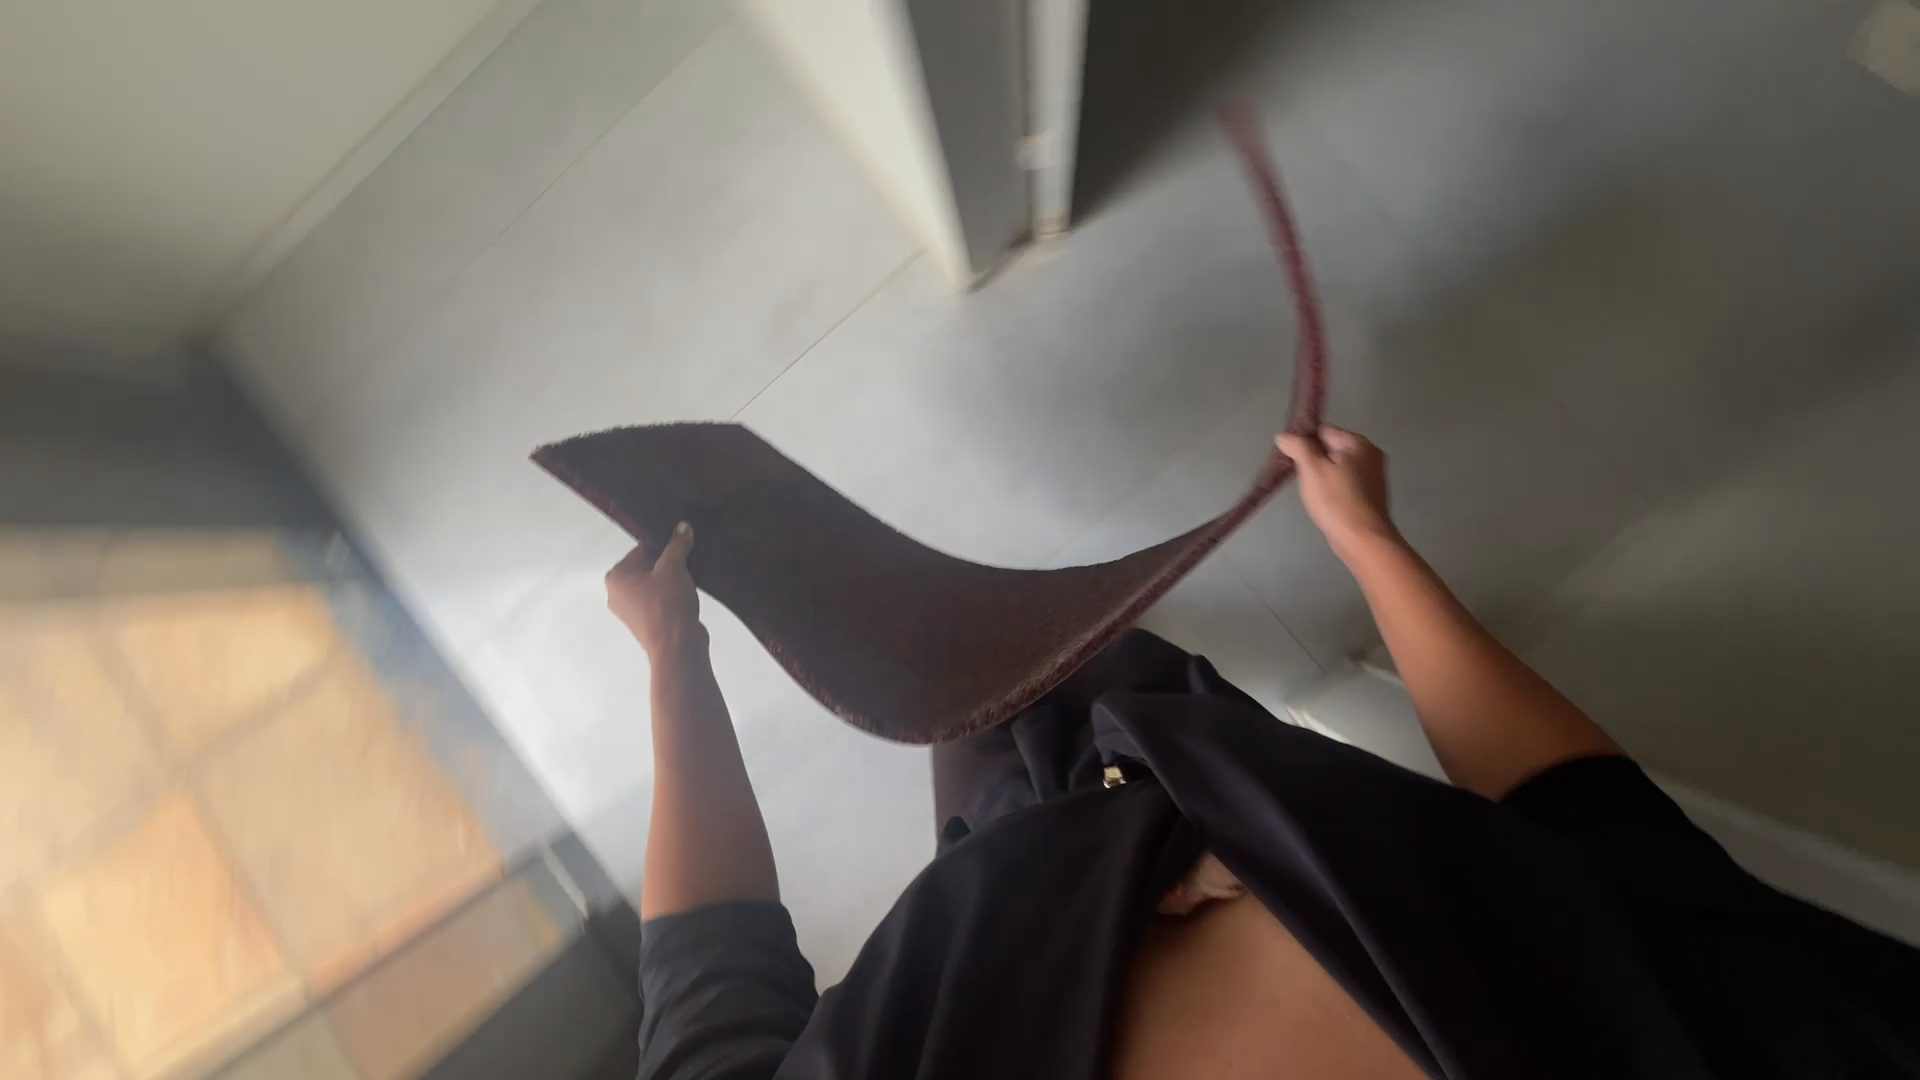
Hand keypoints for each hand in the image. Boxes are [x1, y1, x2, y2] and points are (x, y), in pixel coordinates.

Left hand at [606, 523, 703, 655]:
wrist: (676, 646)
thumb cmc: (668, 603)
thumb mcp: (674, 567)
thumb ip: (677, 544)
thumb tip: (683, 526)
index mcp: (616, 576)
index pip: (642, 549)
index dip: (665, 546)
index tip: (683, 548)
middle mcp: (616, 593)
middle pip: (647, 567)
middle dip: (668, 564)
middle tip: (689, 564)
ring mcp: (630, 611)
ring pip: (654, 584)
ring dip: (671, 581)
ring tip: (690, 580)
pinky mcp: (645, 623)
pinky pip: (658, 601)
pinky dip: (671, 597)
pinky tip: (687, 596)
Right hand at [1276, 426, 1398, 555]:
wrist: (1363, 537)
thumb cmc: (1335, 500)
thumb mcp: (1312, 469)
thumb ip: (1298, 447)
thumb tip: (1284, 435)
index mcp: (1357, 443)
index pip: (1322, 430)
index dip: (1303, 441)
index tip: (1290, 458)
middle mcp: (1370, 452)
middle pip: (1330, 446)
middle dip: (1312, 458)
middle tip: (1300, 477)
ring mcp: (1373, 472)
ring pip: (1337, 464)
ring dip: (1321, 473)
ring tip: (1311, 490)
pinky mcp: (1371, 491)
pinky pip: (1345, 479)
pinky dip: (1332, 484)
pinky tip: (1325, 499)